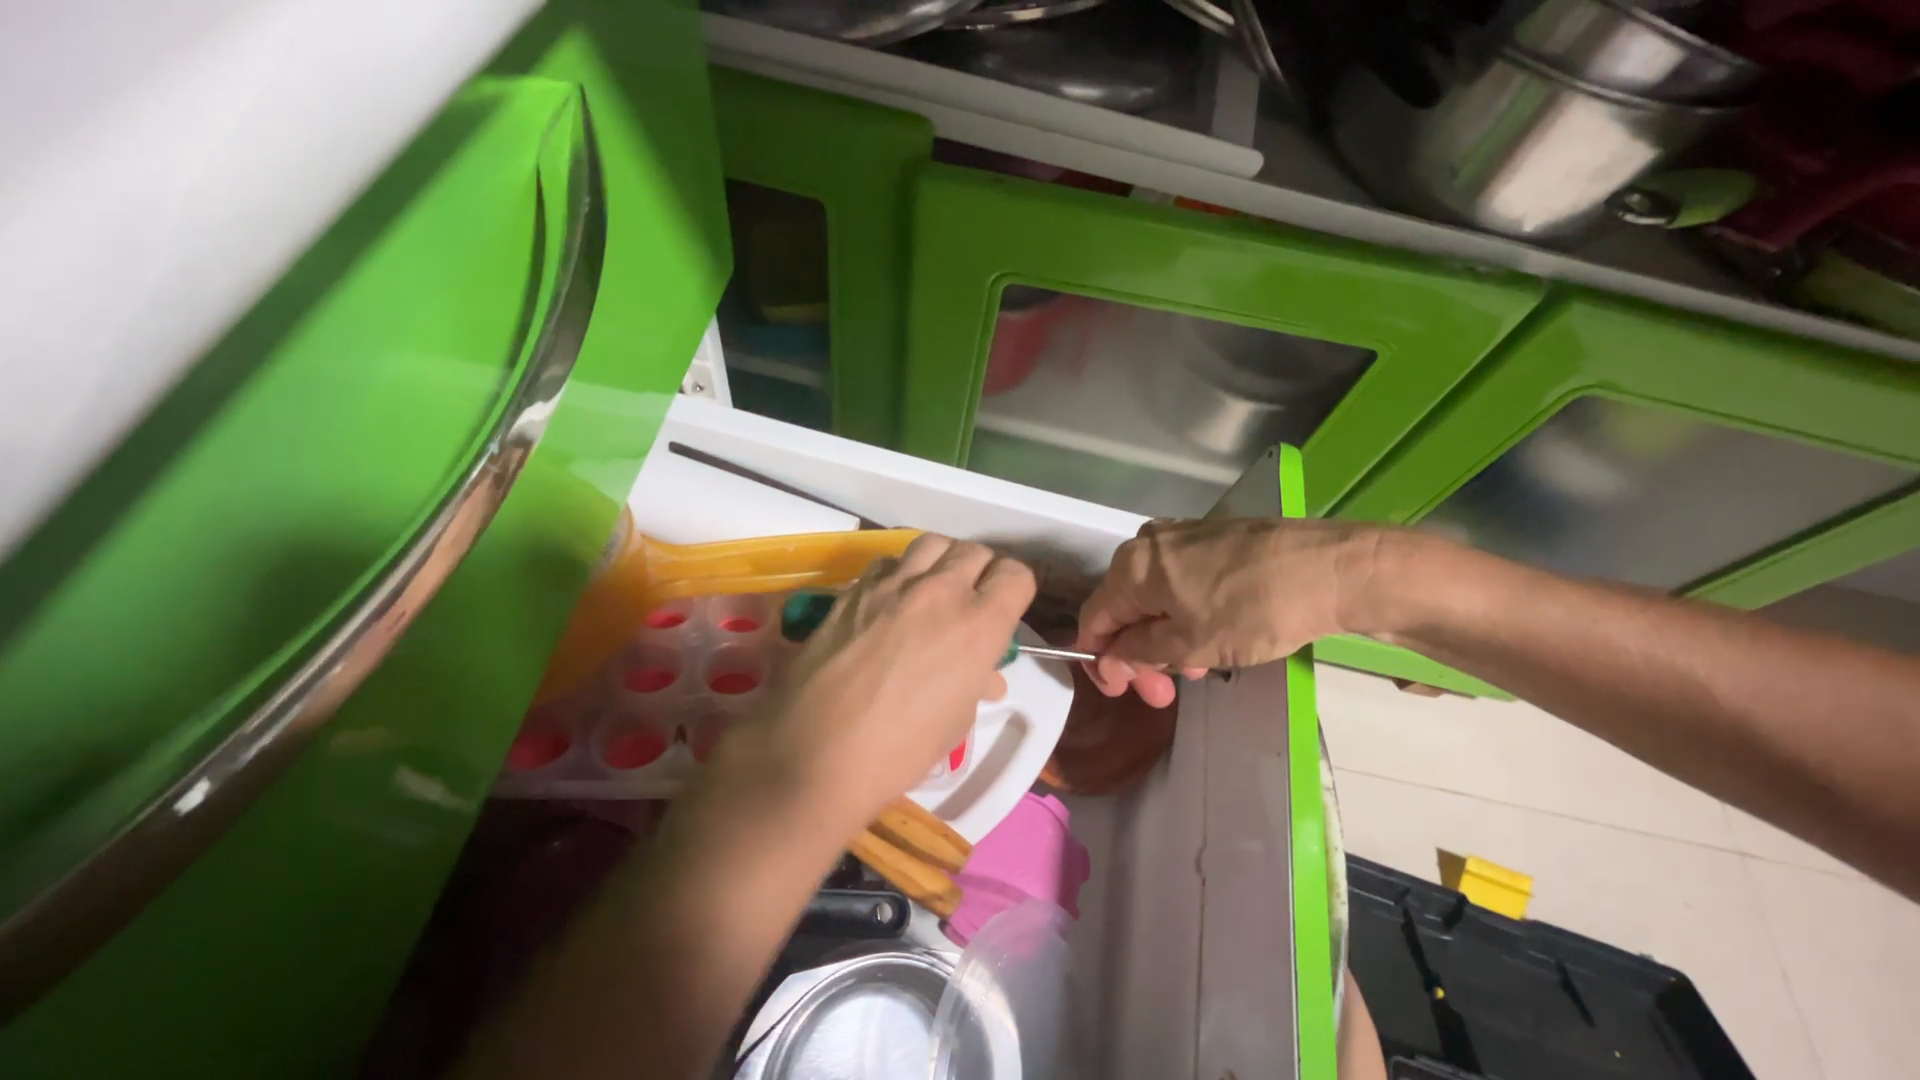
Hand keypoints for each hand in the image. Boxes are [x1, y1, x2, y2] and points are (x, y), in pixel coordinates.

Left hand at [706, 534, 1035, 834]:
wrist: (819, 752)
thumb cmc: (902, 749)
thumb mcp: (957, 721)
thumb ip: (975, 683)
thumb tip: (984, 676)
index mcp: (979, 625)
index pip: (1016, 575)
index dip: (1015, 590)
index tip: (1005, 608)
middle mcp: (941, 591)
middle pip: (975, 551)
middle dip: (981, 571)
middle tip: (972, 600)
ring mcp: (893, 585)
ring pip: (932, 543)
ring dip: (941, 561)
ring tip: (934, 589)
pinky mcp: (854, 589)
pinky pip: (888, 563)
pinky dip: (899, 573)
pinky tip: (890, 601)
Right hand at [1073, 517, 1390, 704]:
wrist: (1332, 569)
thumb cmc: (1252, 611)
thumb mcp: (1187, 645)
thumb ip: (1137, 653)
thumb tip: (1109, 658)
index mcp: (1131, 566)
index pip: (1094, 620)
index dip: (1102, 661)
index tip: (1124, 693)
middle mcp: (1148, 543)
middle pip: (1125, 608)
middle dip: (1140, 655)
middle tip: (1166, 693)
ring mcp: (1184, 537)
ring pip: (1157, 599)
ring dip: (1167, 640)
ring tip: (1201, 668)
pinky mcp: (1215, 539)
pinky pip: (1183, 584)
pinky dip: (1188, 616)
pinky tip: (1215, 640)